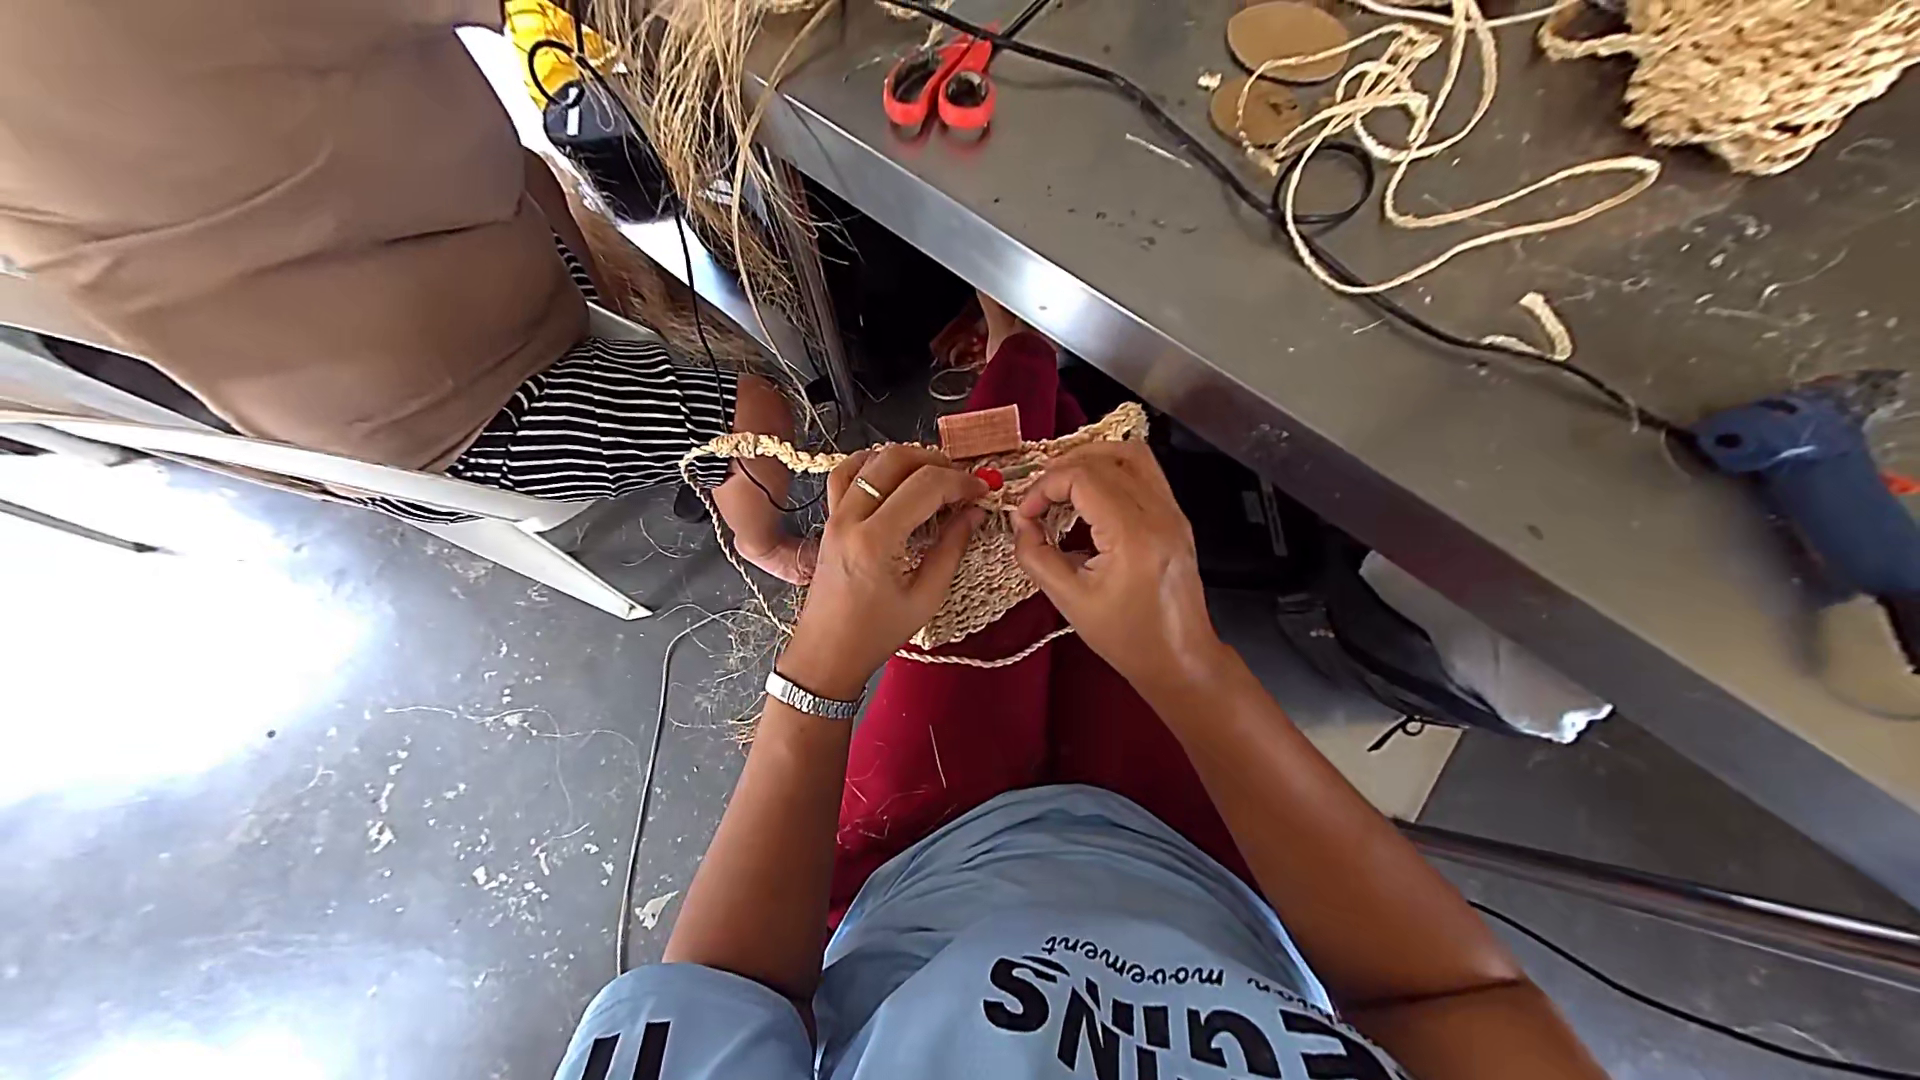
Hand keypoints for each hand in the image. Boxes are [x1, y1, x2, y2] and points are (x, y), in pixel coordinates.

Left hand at [778, 446, 987, 700]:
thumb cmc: (876, 634)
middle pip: (895, 460)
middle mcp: (850, 519)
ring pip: (868, 460)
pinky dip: (870, 464)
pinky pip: (844, 476)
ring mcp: (834, 516)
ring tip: (932, 474)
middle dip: (936, 462)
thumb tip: (975, 513)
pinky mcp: (829, 520)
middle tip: (961, 481)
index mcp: (876, 541)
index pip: (925, 486)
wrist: (826, 653)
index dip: (960, 482)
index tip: (982, 491)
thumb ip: (952, 548)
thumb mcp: (926, 597)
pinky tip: (893, 475)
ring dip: (905, 458)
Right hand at [1012, 439, 1230, 696]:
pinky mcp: (1176, 517)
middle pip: (1107, 457)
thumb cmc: (1126, 638)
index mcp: (1134, 536)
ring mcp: (1174, 513)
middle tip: (1040, 495)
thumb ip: (1036, 555)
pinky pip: (1144, 473)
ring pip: (1132, 454)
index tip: (1027, 513)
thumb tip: (1020, 522)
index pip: (1083, 478)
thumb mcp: (1069, 601)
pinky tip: (1089, 497)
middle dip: (1063, 468)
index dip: (1045, 487)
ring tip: (1062, 483)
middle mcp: (1160, 514)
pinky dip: (1111, 471)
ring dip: (1091, 459)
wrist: (1179, 658)